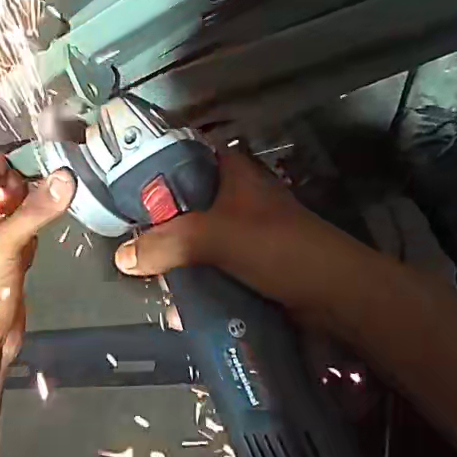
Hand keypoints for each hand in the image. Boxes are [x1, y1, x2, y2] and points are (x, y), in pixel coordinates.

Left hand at [0, 153, 73, 360]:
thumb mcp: (7, 241)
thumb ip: (36, 209)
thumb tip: (67, 175)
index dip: (20, 150)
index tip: (54, 137)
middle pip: (14, 185)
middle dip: (38, 169)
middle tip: (74, 155)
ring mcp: (4, 240)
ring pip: (26, 206)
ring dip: (45, 194)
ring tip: (75, 178)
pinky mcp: (18, 260)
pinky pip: (34, 229)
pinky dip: (48, 219)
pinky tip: (64, 215)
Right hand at [113, 146, 361, 312]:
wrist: (334, 292)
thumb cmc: (277, 247)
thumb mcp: (215, 237)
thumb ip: (167, 242)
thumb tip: (122, 256)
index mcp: (234, 172)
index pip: (188, 156)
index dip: (158, 169)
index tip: (127, 191)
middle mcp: (240, 195)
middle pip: (190, 202)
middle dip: (163, 225)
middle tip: (135, 245)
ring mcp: (248, 230)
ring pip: (201, 237)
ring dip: (179, 257)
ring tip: (151, 278)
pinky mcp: (255, 261)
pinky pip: (216, 265)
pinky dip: (199, 278)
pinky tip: (180, 300)